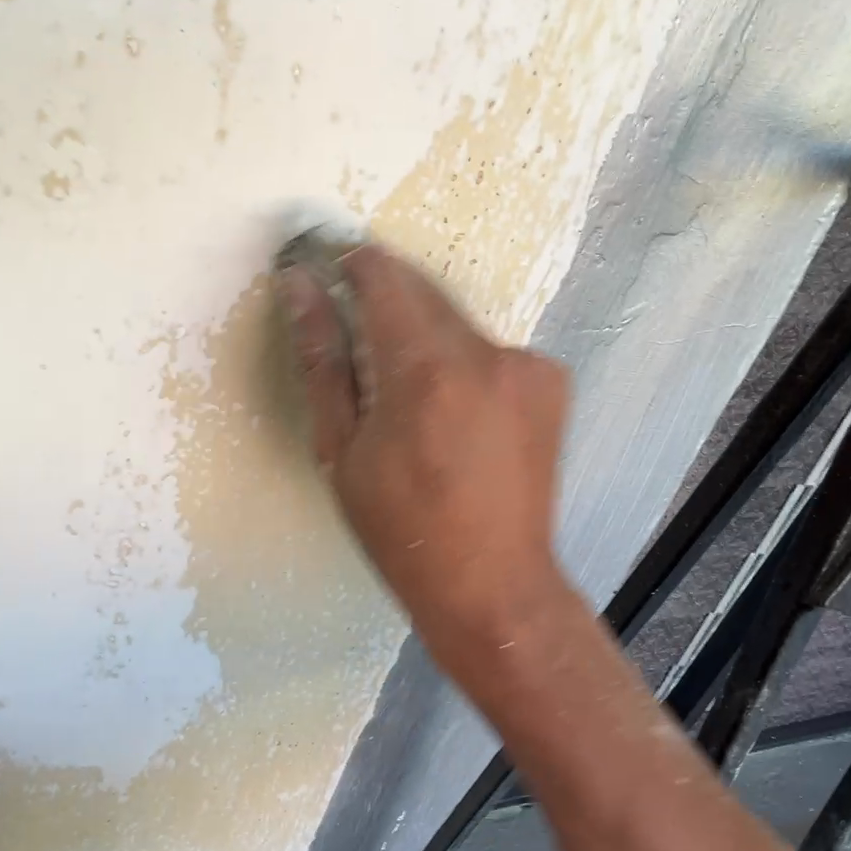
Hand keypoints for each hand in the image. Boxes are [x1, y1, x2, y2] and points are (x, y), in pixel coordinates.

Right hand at [277, 243, 570, 655]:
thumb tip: (299, 286)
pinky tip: (454, 414)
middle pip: (421, 291)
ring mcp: (526, 363)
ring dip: (423, 338)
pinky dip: (462, 363)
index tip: (328, 271)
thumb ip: (323, 359)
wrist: (494, 584)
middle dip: (384, 304)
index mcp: (424, 369)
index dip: (349, 265)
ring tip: (408, 400)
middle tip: (358, 349)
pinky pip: (489, 348)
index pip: (382, 276)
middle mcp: (484, 350)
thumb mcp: (341, 449)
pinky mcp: (551, 379)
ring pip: (454, 320)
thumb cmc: (400, 528)